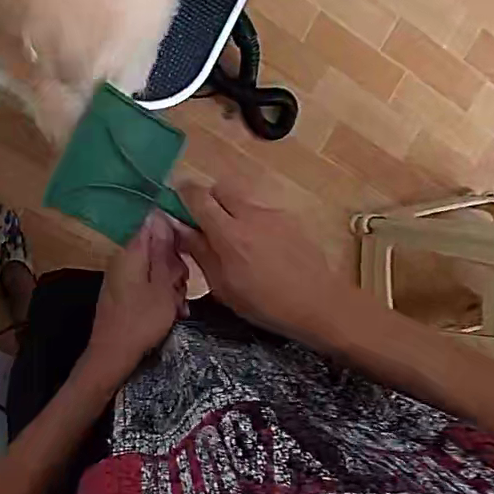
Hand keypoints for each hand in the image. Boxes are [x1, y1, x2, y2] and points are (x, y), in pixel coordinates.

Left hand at [82, 212, 188, 381]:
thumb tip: (159, 215)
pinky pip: (146, 285)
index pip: (154, 226)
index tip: (189, 254)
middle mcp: (123, 260)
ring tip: (178, 307)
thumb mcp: (163, 287)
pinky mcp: (121, 294)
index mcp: (131, 253)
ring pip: (155, 270)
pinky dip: (160, 296)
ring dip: (171, 286)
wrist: (113, 355)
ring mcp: (120, 277)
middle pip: (156, 250)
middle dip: (175, 268)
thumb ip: (163, 252)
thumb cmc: (142, 321)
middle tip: (182, 289)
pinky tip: (171, 313)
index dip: (176, 236)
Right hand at [172, 181, 365, 348]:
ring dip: (231, 211)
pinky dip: (254, 222)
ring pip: (242, 199)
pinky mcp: (291, 219)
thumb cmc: (265, 304)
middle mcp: (250, 215)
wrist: (317, 304)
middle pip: (220, 188)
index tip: (175, 204)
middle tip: (205, 225)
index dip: (182, 194)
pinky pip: (262, 211)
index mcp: (228, 234)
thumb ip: (199, 252)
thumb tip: (178, 227)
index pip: (197, 196)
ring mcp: (273, 214)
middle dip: (208, 200)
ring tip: (236, 242)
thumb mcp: (223, 286)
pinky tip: (262, 249)